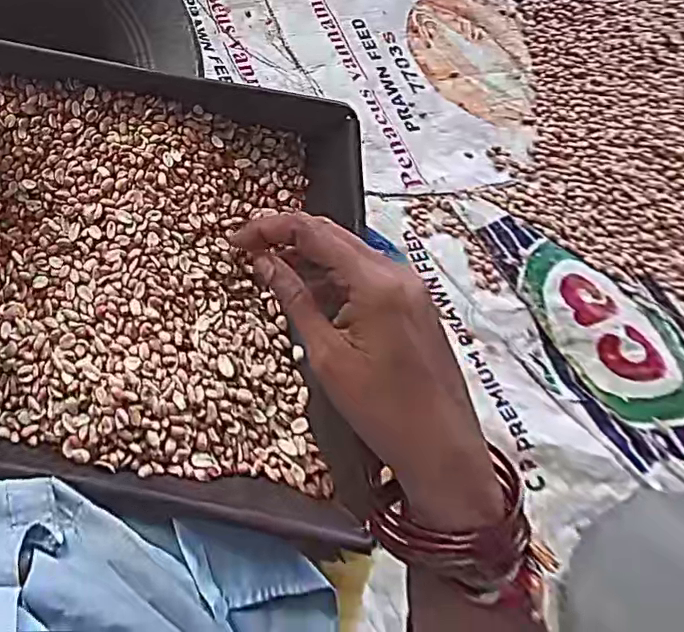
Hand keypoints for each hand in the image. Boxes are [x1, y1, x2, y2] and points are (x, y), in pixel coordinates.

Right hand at [232, 212, 503, 529]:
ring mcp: (408, 287)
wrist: (446, 456)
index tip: (237, 239)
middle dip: (282, 236)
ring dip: (303, 256)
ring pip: (342, 250)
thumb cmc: (388, 413)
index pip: (310, 230)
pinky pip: (359, 272)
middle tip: (246, 250)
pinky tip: (303, 293)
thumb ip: (293, 297)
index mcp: (377, 283)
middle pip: (327, 232)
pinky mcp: (410, 303)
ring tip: (268, 273)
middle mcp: (397, 275)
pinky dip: (327, 275)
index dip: (267, 227)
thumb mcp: (326, 354)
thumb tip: (263, 261)